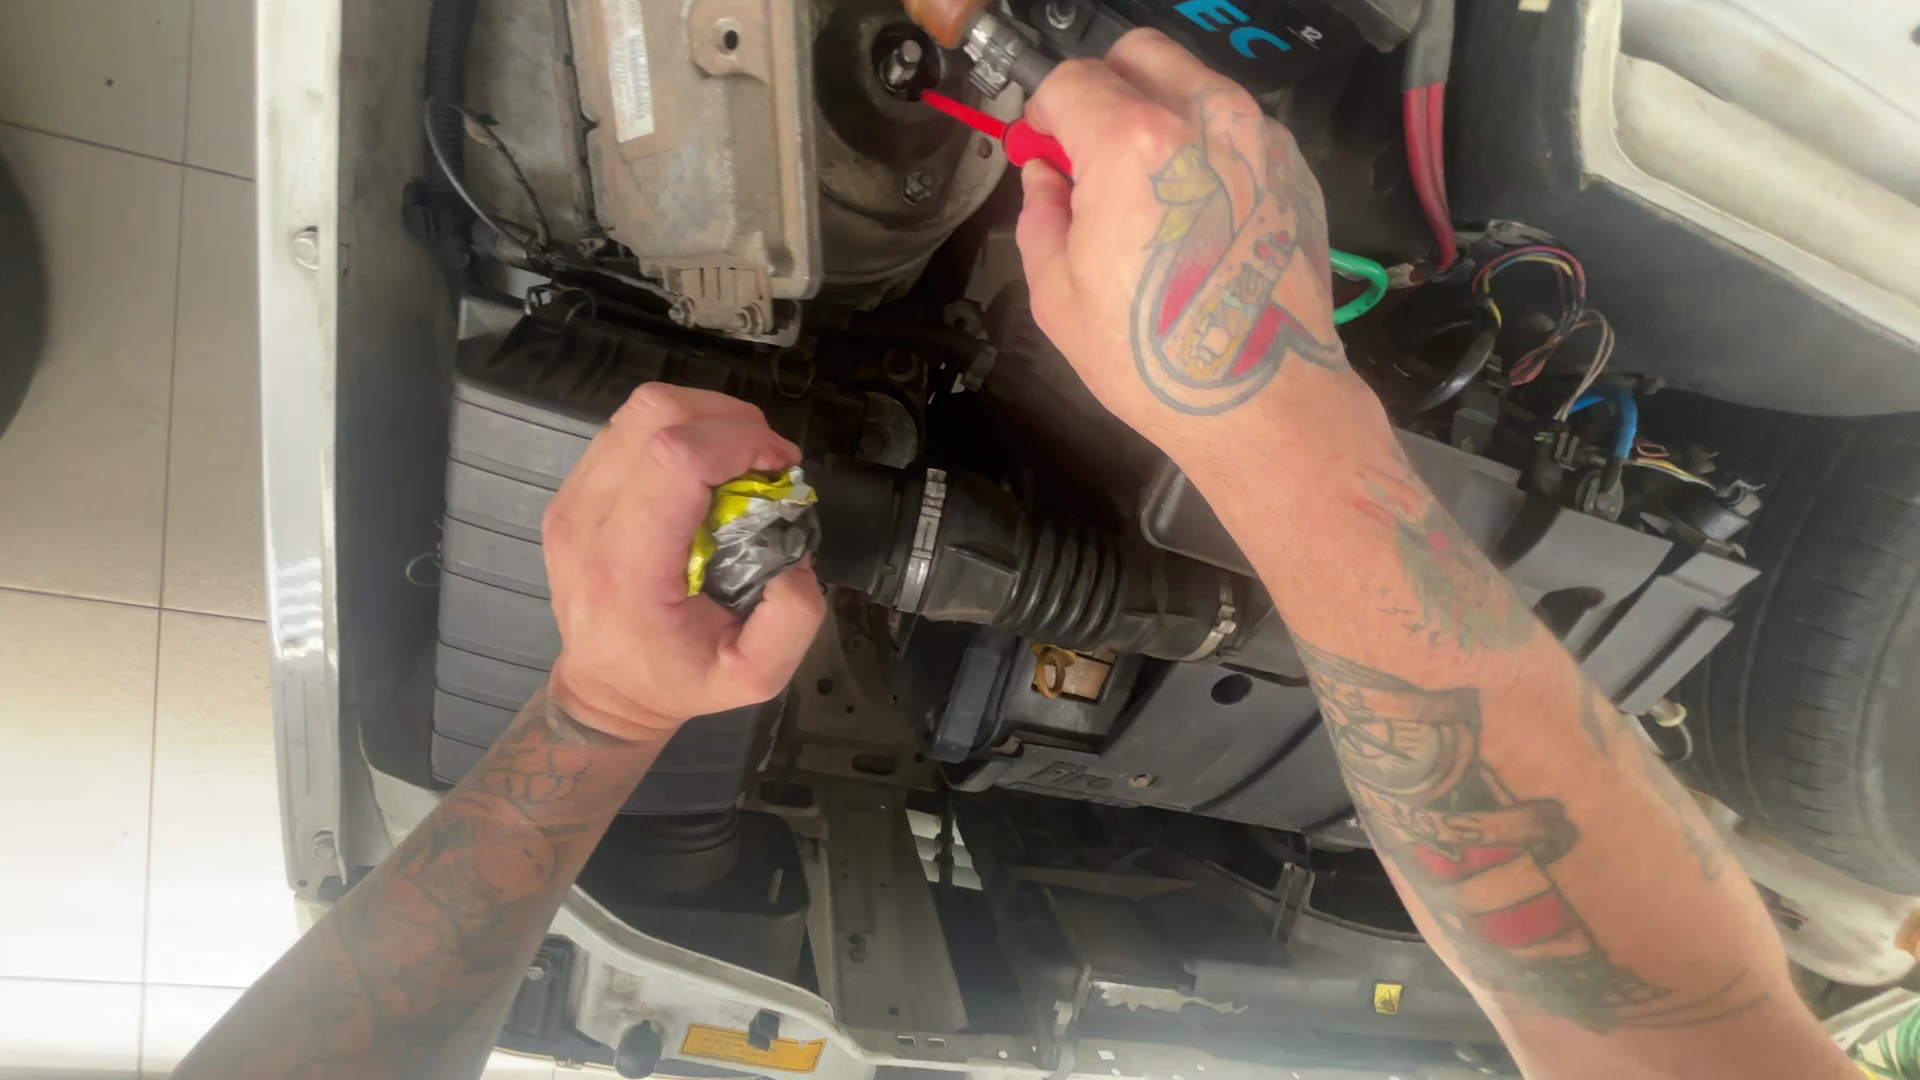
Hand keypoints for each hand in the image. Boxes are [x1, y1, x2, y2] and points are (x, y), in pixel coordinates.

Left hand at [541, 384, 826, 741]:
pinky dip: (682, 430)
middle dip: (730, 419)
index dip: (741, 441)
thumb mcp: (756, 676)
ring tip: (742, 458)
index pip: (676, 459)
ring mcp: (572, 499)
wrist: (607, 689)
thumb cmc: (680, 679)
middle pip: (656, 414)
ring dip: (707, 418)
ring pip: (641, 409)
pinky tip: (708, 467)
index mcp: (628, 568)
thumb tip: (797, 558)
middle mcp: (587, 521)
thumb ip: (792, 621)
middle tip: (768, 458)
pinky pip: (630, 427)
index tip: (781, 466)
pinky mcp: (573, 489)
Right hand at [1016, 30, 1348, 464]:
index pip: (1069, 81)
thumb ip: (1039, 216)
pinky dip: (1200, 146)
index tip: (1039, 148)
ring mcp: (1258, 138)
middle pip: (1135, 54)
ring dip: (1152, 114)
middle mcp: (1203, 118)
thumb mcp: (1057, 296)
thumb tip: (1046, 176)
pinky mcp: (1291, 168)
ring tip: (1142, 192)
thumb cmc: (1150, 358)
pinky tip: (1191, 214)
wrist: (1258, 399)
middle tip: (1086, 157)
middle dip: (1098, 92)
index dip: (1040, 113)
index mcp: (1131, 145)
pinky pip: (1232, 126)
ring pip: (1191, 82)